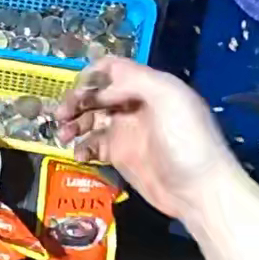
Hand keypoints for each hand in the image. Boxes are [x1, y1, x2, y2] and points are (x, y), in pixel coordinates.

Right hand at [54, 58, 237, 218]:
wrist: (196, 189)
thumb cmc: (186, 139)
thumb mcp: (167, 97)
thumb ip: (133, 81)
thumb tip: (99, 89)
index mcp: (148, 87)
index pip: (113, 70)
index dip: (91, 76)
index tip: (76, 89)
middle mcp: (134, 106)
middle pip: (96, 95)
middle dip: (76, 101)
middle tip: (62, 115)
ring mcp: (126, 132)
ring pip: (90, 120)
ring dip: (74, 124)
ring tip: (64, 135)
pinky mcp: (120, 156)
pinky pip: (93, 146)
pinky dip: (81, 148)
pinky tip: (78, 155)